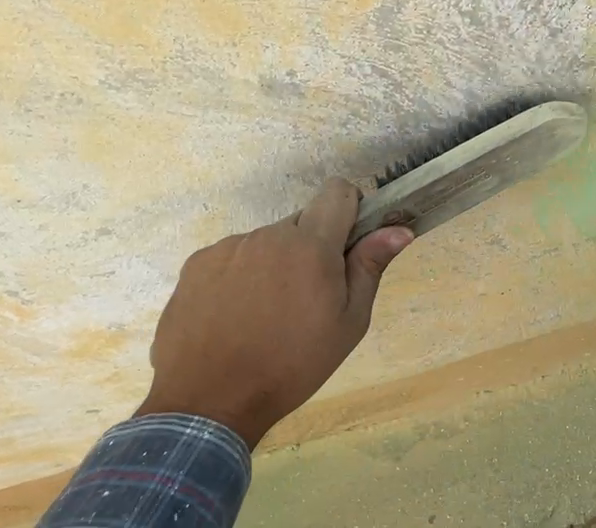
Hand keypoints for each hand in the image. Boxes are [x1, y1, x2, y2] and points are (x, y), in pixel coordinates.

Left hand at [134, 178, 414, 446]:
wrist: (208, 405)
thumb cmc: (292, 365)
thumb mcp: (349, 322)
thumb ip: (370, 267)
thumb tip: (399, 229)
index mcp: (311, 245)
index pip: (338, 191)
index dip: (349, 209)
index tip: (347, 243)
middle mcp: (269, 235)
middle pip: (303, 221)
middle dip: (311, 246)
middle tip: (307, 294)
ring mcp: (228, 248)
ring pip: (267, 241)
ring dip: (275, 262)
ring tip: (265, 313)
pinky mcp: (196, 266)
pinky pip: (232, 257)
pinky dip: (240, 276)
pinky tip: (234, 316)